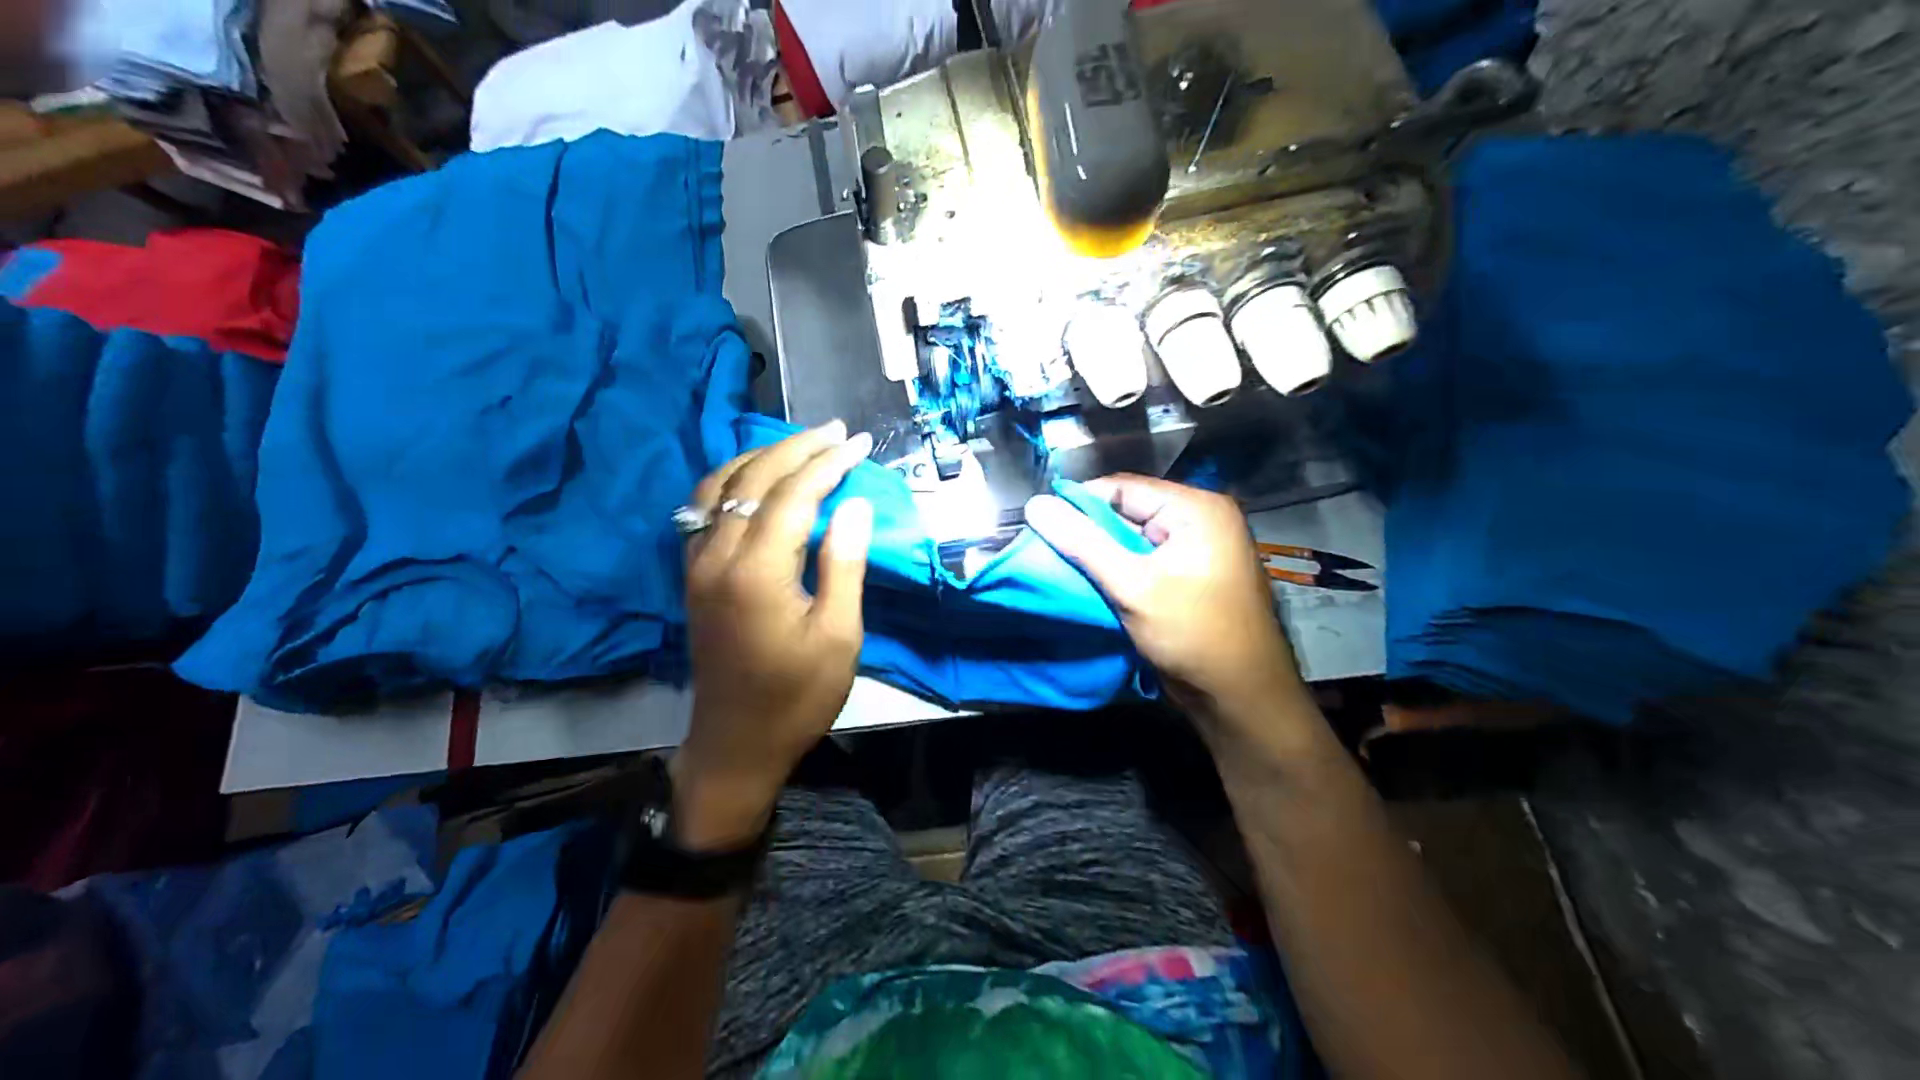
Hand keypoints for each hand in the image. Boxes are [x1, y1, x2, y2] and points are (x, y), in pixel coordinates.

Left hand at [675, 421, 874, 848]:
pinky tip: (756, 479)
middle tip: (835, 432)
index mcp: (756, 571)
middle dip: (797, 449)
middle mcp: (717, 557)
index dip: (828, 464)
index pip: (793, 495)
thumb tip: (855, 505)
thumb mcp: (838, 636)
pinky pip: (706, 509)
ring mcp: (697, 565)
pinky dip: (733, 481)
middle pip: (754, 480)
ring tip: (800, 444)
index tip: (857, 443)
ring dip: (761, 458)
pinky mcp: (693, 577)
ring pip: (721, 487)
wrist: (737, 744)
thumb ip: (844, 564)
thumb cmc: (798, 696)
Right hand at [1025, 474, 1310, 739]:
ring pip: (1131, 540)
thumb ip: (1083, 543)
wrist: (1240, 696)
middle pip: (1127, 513)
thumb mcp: (1133, 585)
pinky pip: (1143, 563)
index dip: (1079, 502)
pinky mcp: (1188, 579)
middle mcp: (1199, 521)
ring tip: (1063, 568)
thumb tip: (1035, 505)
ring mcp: (1196, 551)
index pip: (1123, 488)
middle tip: (1046, 550)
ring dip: (1100, 556)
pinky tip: (1090, 586)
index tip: (1040, 523)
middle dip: (1088, 532)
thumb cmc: (1193, 634)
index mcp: (1196, 509)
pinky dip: (1117, 573)